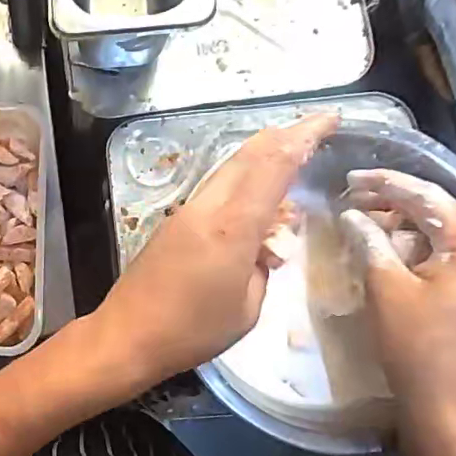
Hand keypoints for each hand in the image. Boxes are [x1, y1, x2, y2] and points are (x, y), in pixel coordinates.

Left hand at [90, 112, 339, 385]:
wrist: (126, 336)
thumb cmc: (191, 331)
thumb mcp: (247, 308)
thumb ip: (263, 268)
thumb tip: (263, 247)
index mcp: (231, 227)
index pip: (273, 167)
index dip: (304, 137)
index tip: (329, 119)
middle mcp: (206, 210)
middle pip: (247, 156)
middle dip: (283, 137)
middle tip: (313, 130)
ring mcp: (183, 215)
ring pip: (227, 170)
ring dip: (259, 157)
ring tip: (289, 156)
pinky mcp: (170, 226)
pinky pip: (213, 191)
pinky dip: (240, 182)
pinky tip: (253, 197)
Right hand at [338, 169, 455, 423]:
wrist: (445, 403)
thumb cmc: (416, 345)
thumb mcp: (386, 289)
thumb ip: (370, 243)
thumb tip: (353, 216)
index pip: (429, 198)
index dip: (387, 185)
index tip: (350, 179)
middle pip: (439, 214)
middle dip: (393, 204)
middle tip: (351, 199)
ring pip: (440, 236)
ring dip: (401, 227)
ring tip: (362, 222)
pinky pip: (443, 258)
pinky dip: (412, 250)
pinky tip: (384, 251)